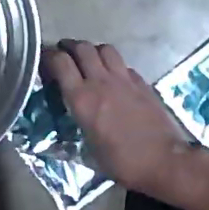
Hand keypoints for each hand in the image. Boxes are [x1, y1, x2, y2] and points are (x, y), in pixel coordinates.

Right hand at [47, 40, 191, 197]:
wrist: (165, 161)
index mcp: (81, 99)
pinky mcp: (142, 84)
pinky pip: (124, 64)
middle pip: (82, 48)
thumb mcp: (88, 151)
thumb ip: (77, 128)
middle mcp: (101, 82)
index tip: (43, 58)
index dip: (48, 55)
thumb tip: (68, 124)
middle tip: (64, 53)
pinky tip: (114, 77)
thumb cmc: (122, 162)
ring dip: (93, 50)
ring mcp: (124, 80)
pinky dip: (114, 65)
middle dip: (70, 47)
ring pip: (105, 49)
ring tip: (89, 60)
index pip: (60, 62)